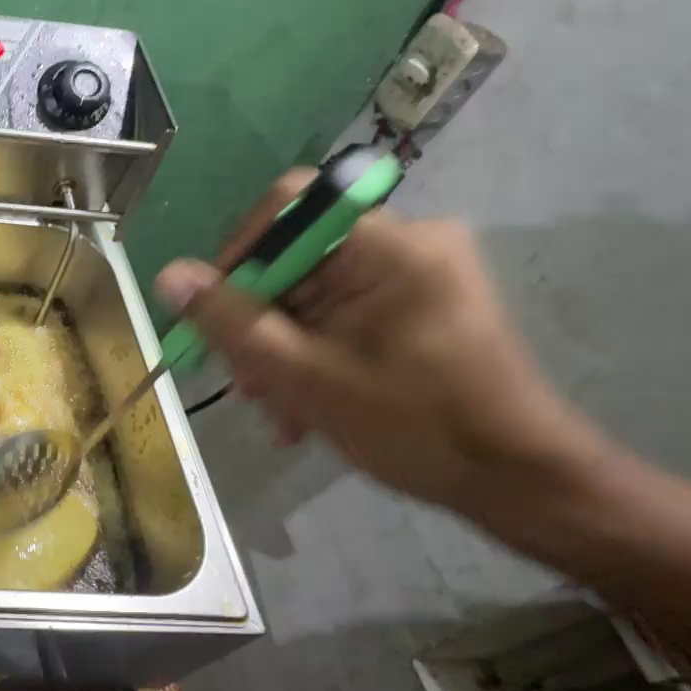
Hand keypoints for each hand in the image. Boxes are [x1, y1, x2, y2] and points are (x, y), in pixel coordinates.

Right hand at [154, 170, 610, 514]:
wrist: (522, 484)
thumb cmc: (417, 426)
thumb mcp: (303, 376)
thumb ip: (230, 320)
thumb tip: (168, 273)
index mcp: (387, 245)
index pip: (285, 206)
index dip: (236, 253)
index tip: (216, 314)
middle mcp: (405, 243)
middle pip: (293, 257)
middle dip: (258, 322)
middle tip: (246, 385)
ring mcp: (415, 274)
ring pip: (310, 292)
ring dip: (280, 348)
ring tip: (277, 412)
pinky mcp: (418, 304)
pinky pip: (338, 311)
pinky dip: (312, 352)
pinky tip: (303, 407)